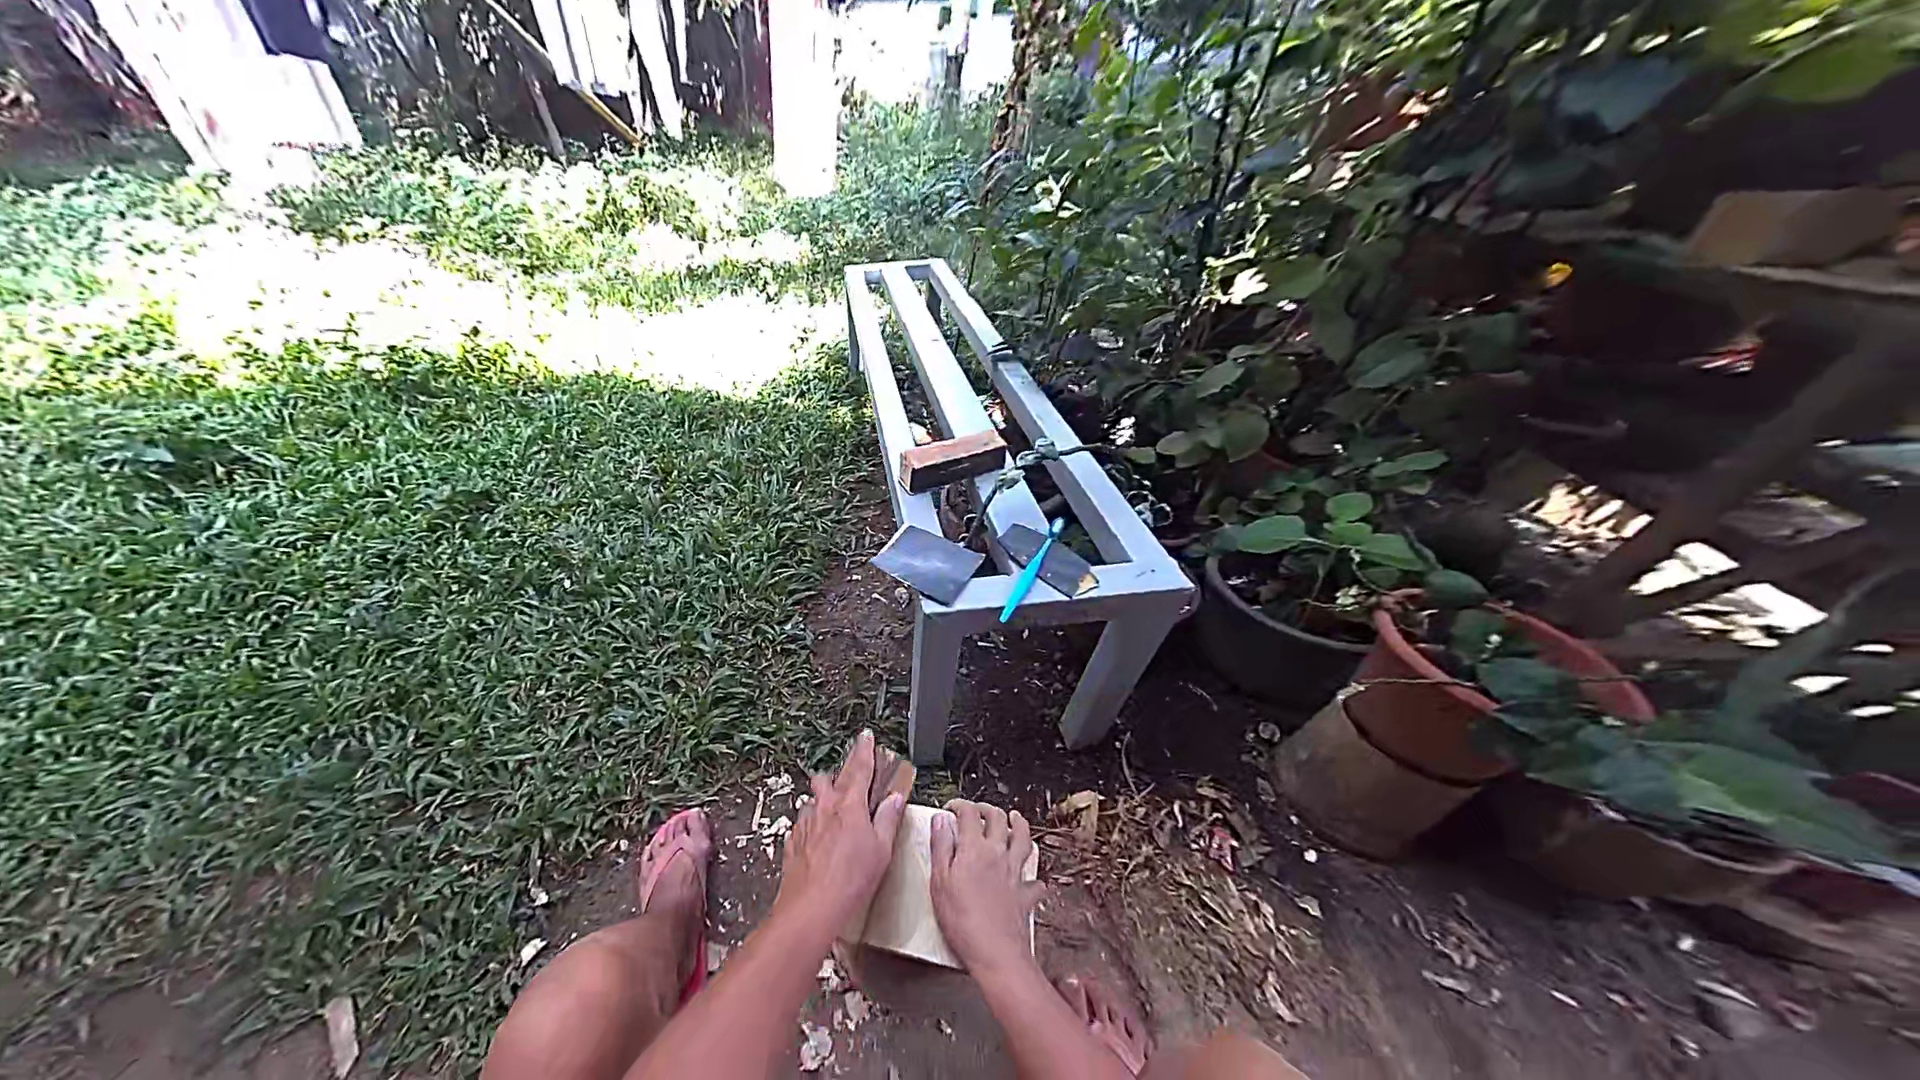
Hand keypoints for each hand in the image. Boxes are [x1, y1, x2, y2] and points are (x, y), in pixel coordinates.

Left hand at [773, 731, 907, 930]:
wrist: (810, 909)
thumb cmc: (848, 881)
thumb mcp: (881, 849)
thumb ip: (888, 818)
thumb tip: (894, 799)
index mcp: (849, 804)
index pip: (859, 767)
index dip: (865, 750)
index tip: (866, 738)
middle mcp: (825, 807)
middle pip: (833, 777)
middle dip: (844, 771)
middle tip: (855, 773)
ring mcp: (806, 823)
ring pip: (815, 797)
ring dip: (826, 796)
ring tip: (838, 807)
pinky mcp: (794, 840)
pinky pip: (805, 820)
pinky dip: (815, 820)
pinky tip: (822, 834)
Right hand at [929, 799, 1041, 976]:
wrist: (995, 953)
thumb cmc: (963, 921)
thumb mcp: (940, 882)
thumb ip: (940, 847)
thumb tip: (941, 820)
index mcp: (974, 849)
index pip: (969, 814)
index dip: (959, 805)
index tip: (952, 808)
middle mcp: (997, 854)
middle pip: (998, 818)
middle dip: (988, 809)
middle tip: (979, 810)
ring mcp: (1014, 872)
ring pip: (1022, 838)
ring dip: (1019, 824)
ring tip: (1015, 818)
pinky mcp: (1025, 893)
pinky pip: (1034, 879)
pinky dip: (1033, 875)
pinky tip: (1031, 877)